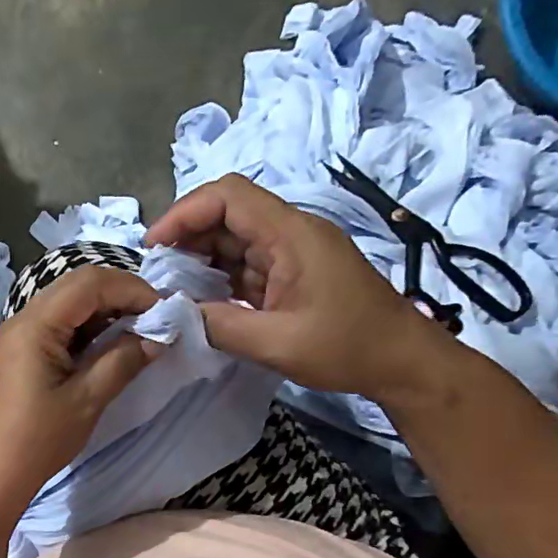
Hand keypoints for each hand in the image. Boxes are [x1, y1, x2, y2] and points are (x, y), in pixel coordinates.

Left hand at [0, 267, 162, 509]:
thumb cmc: (39, 438)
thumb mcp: (88, 399)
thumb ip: (123, 360)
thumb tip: (158, 337)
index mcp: (34, 325)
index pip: (88, 283)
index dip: (130, 289)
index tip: (163, 311)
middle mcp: (21, 319)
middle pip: (76, 285)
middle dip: (119, 294)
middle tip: (153, 318)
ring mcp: (17, 333)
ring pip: (67, 301)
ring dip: (104, 309)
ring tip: (138, 330)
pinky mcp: (19, 349)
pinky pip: (57, 322)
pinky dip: (87, 325)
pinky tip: (109, 343)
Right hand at [144, 174, 456, 400]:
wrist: (403, 362)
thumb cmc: (347, 348)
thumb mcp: (276, 343)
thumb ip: (218, 324)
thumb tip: (171, 312)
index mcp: (291, 234)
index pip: (227, 196)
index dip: (184, 213)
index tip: (154, 247)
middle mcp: (290, 232)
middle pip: (226, 213)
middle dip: (185, 237)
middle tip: (156, 274)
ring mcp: (292, 252)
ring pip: (232, 239)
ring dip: (198, 259)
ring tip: (170, 289)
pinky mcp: (292, 272)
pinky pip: (245, 262)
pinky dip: (217, 277)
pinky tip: (199, 300)